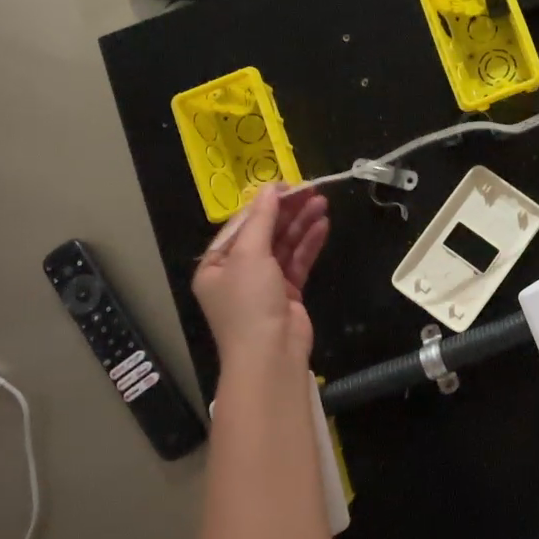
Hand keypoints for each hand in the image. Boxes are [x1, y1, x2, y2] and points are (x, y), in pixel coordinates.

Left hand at [193, 184, 330, 371]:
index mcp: (216, 264)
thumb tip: (270, 189)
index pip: (242, 224)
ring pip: (284, 244)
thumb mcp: (250, 256)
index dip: (265, 203)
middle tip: (312, 190)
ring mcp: (264, 283)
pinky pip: (298, 261)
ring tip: (322, 202)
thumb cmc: (249, 303)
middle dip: (287, 211)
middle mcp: (237, 271)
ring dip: (301, 223)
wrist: (270, 353)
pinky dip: (309, 242)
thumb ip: (262, 220)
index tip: (289, 184)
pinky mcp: (288, 292)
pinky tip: (323, 225)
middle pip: (265, 232)